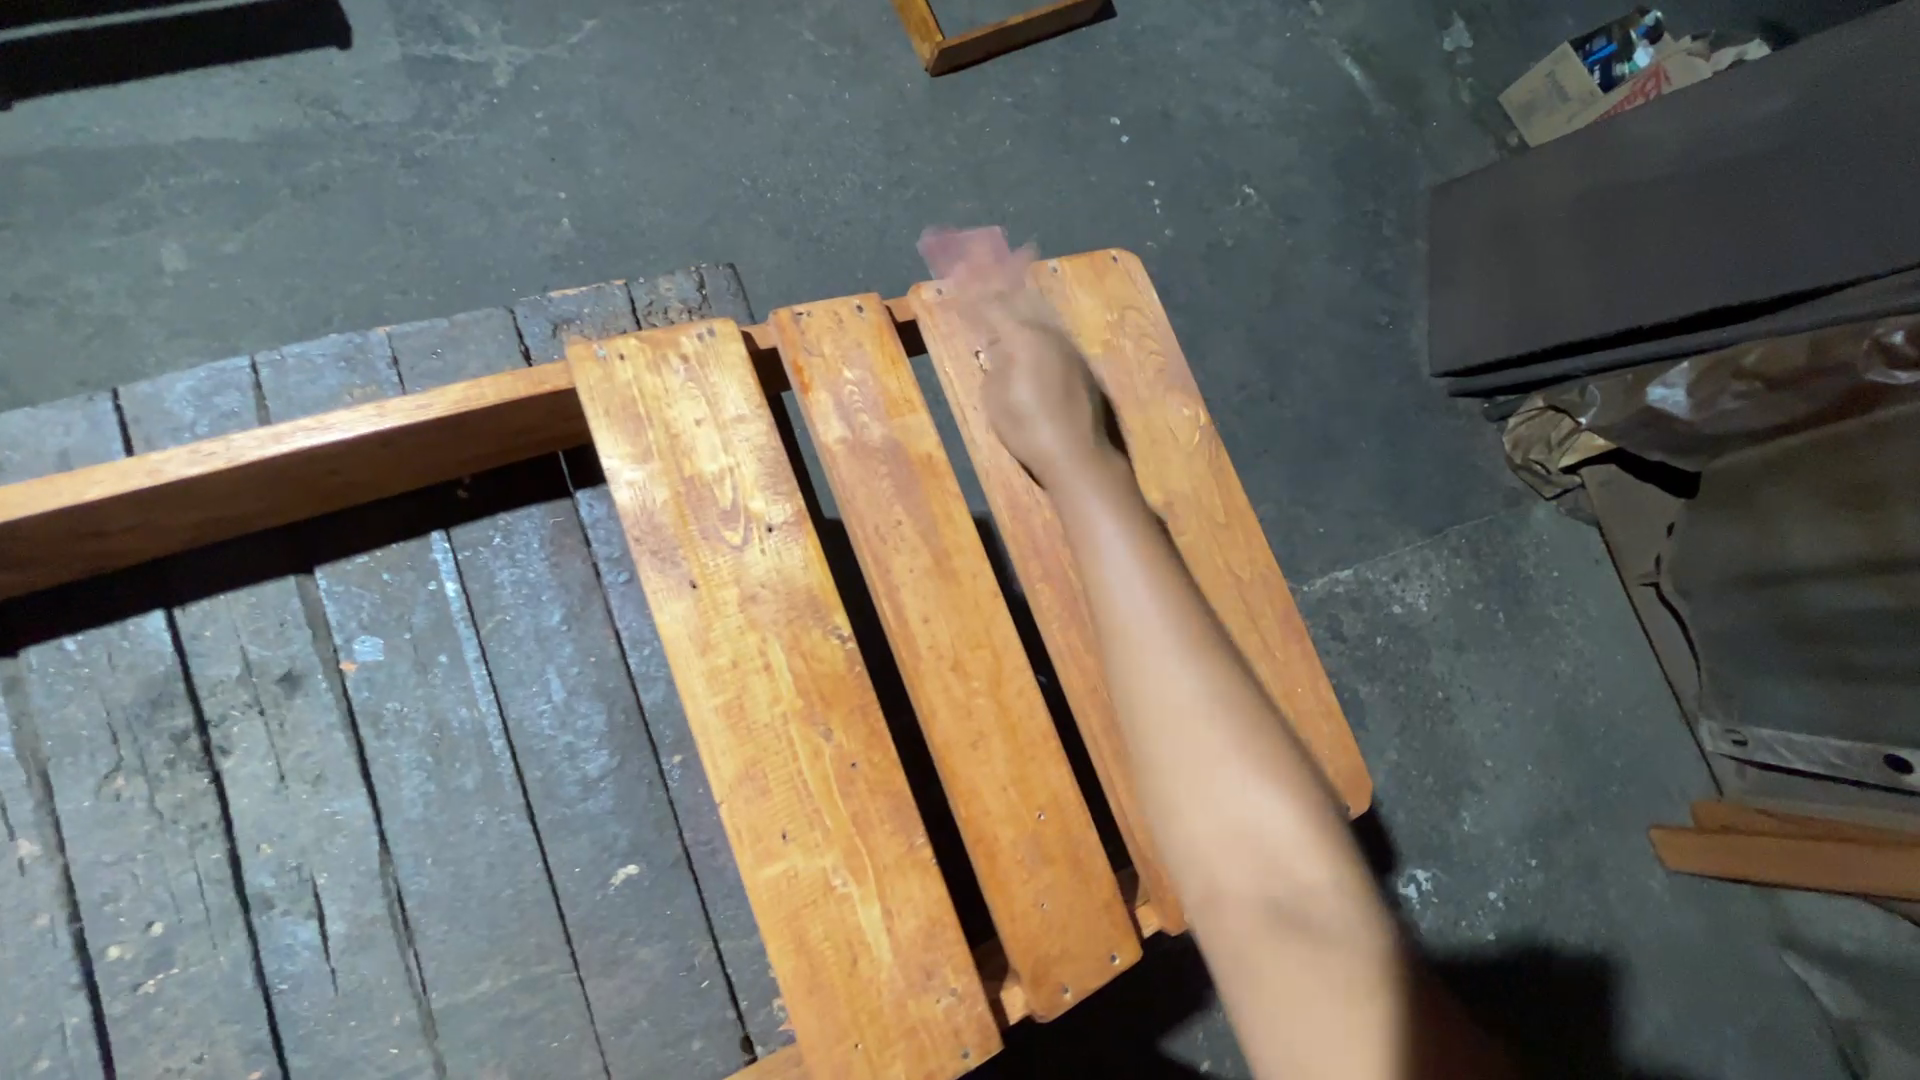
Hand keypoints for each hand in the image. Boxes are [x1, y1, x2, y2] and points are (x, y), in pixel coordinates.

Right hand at [918, 227, 1121, 489]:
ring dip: (1022, 285)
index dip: (970, 289)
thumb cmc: (1027, 430)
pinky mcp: (1078, 360)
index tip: (955, 269)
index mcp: (1020, 338)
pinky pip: (1052, 324)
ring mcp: (1066, 344)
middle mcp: (1046, 332)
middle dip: (996, 271)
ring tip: (1013, 261)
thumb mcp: (995, 399)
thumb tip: (995, 348)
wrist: (1077, 453)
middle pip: (1017, 294)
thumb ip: (993, 366)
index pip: (989, 305)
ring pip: (1040, 306)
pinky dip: (1038, 310)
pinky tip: (1035, 309)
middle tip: (981, 249)